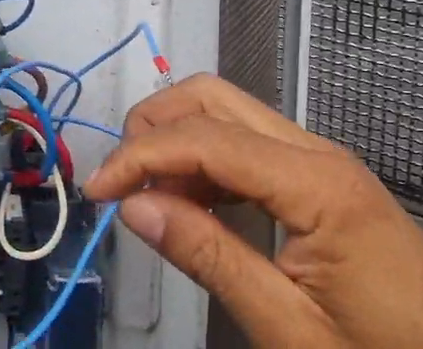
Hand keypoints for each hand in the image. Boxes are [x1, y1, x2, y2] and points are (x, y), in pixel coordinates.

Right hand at [83, 74, 422, 348]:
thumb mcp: (293, 330)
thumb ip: (210, 258)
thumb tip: (133, 205)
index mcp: (315, 183)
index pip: (202, 138)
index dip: (138, 157)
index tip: (95, 193)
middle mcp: (318, 153)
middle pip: (212, 97)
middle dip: (154, 125)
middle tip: (121, 181)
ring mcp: (325, 163)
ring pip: (228, 114)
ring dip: (178, 140)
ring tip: (151, 199)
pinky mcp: (328, 183)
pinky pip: (251, 146)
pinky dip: (207, 160)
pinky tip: (194, 206)